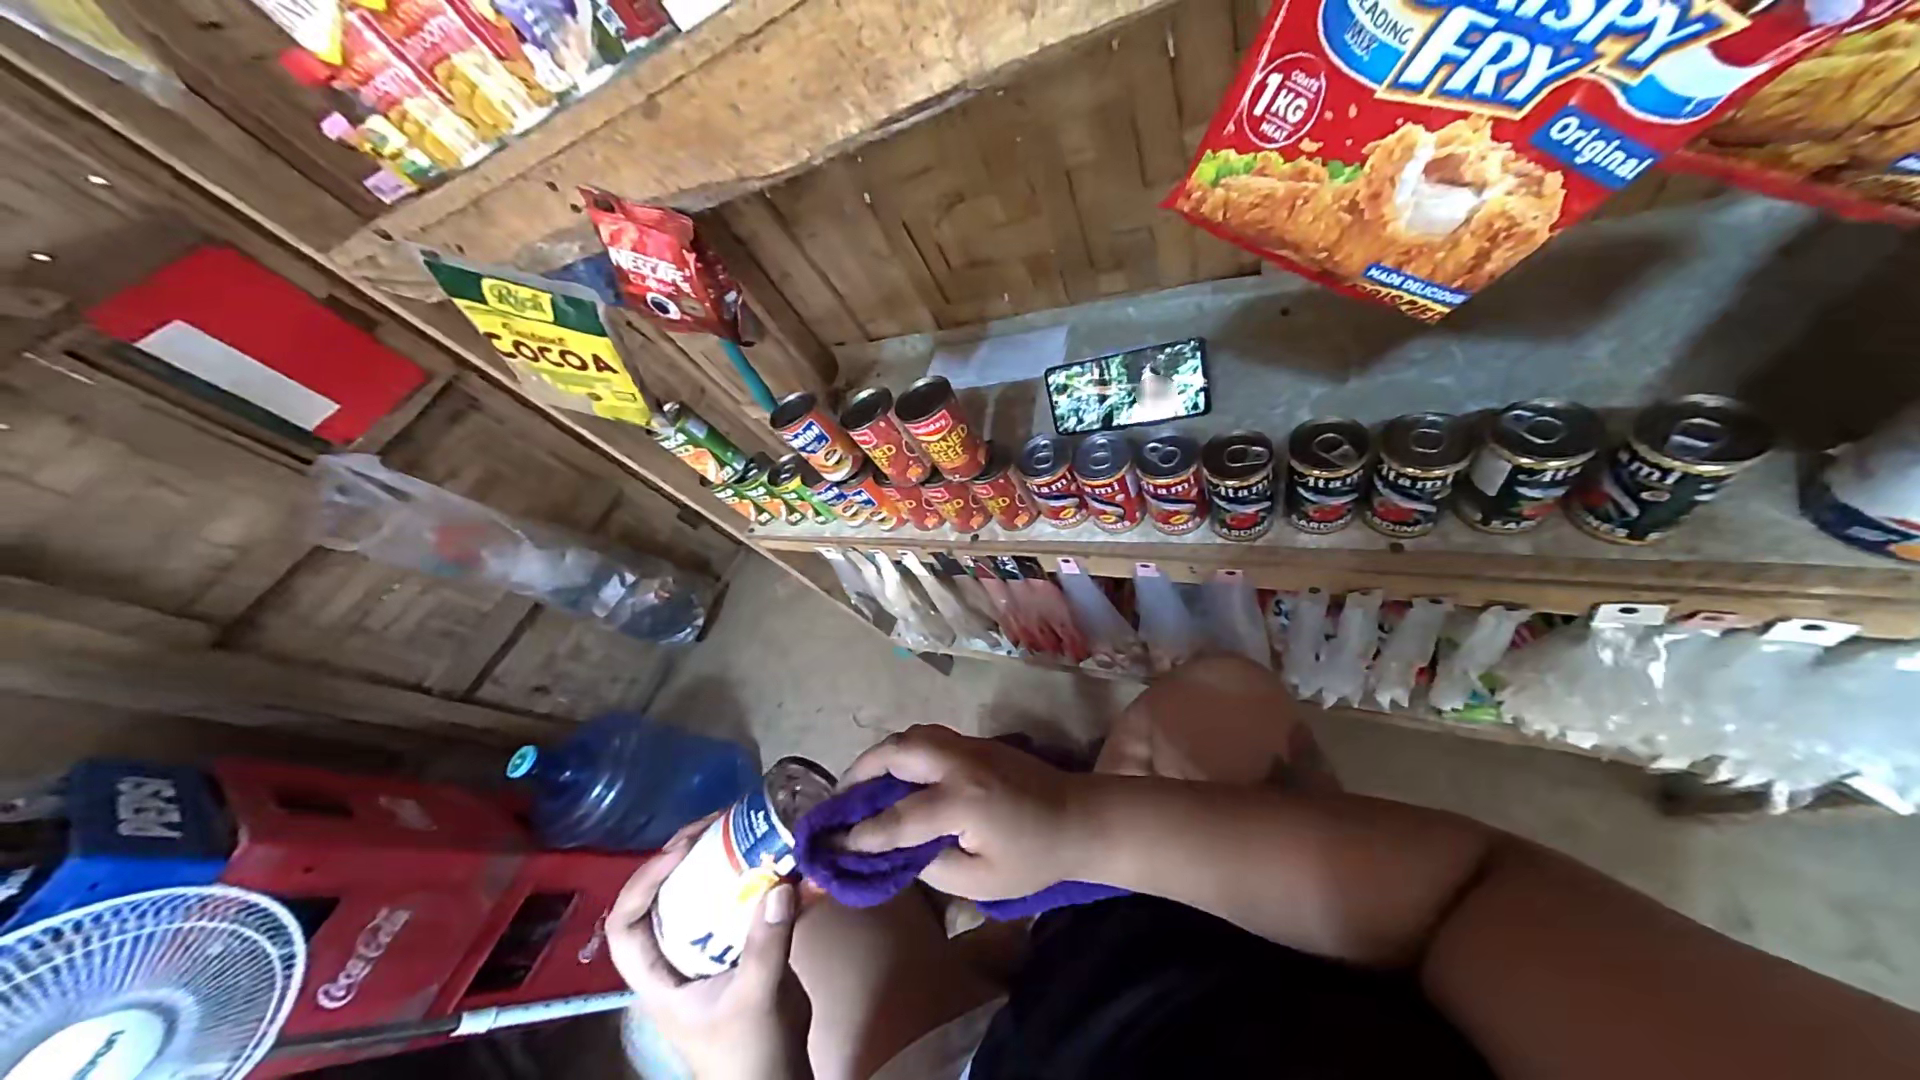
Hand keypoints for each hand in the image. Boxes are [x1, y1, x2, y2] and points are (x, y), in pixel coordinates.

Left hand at [606, 817, 812, 1079]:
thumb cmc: (748, 1053)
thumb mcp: (754, 1000)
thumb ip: (766, 945)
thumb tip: (781, 884)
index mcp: (658, 975)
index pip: (626, 924)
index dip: (643, 882)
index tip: (680, 851)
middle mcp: (677, 954)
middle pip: (665, 895)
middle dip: (686, 855)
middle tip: (716, 824)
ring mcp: (709, 948)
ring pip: (703, 893)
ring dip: (722, 859)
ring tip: (743, 826)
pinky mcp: (742, 944)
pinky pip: (743, 900)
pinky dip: (761, 878)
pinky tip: (780, 856)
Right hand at [839, 725, 1095, 899]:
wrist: (1081, 818)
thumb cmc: (1035, 857)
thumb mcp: (984, 883)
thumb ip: (934, 866)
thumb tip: (900, 851)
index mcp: (962, 802)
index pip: (899, 818)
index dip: (864, 833)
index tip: (835, 842)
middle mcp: (960, 764)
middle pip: (898, 752)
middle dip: (861, 771)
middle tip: (841, 797)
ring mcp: (970, 746)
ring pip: (913, 735)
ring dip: (882, 754)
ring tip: (863, 780)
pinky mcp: (979, 742)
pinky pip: (930, 737)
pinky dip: (904, 750)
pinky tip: (898, 772)